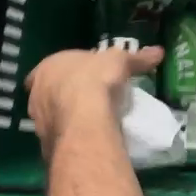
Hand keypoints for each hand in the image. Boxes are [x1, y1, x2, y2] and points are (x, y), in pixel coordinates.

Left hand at [26, 46, 164, 153]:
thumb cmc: (96, 80)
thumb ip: (137, 58)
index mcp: (48, 67)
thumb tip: (158, 52)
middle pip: (50, 92)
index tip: (84, 76)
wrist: (83, 121)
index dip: (68, 71)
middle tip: (89, 99)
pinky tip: (87, 138)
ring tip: (91, 121)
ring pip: (53, 116)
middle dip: (65, 94)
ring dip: (67, 117)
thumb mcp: (121, 61)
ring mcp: (39, 120)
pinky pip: (60, 137)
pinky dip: (72, 137)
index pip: (52, 67)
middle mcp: (37, 93)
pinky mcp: (46, 143)